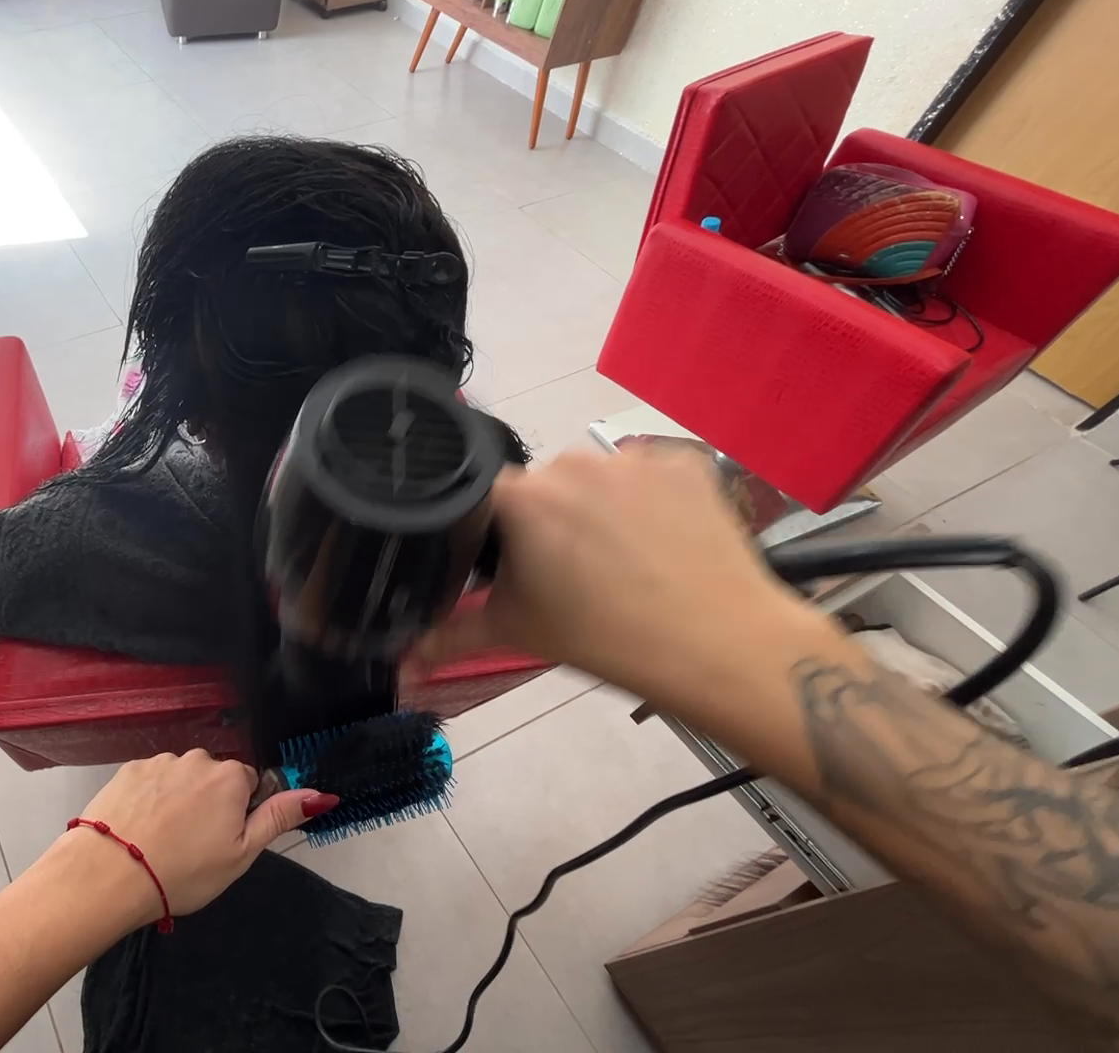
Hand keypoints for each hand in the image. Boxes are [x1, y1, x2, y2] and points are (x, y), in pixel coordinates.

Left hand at [61, 750, 333, 922]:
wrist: (109, 874)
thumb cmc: (183, 871)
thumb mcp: (242, 853)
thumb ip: (279, 817)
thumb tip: (321, 794)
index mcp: (230, 777)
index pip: (248, 784)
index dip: (238, 813)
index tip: (222, 841)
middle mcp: (196, 758)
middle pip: (213, 778)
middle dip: (209, 804)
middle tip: (192, 846)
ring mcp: (159, 762)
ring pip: (180, 779)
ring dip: (178, 801)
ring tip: (162, 842)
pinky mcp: (128, 770)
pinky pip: (150, 781)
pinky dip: (149, 800)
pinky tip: (139, 829)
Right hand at [410, 446, 821, 712]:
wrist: (717, 646)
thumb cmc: (601, 636)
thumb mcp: (514, 631)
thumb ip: (449, 635)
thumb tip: (401, 659)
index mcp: (519, 496)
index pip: (485, 501)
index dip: (493, 534)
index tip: (512, 566)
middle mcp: (569, 462)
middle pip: (542, 486)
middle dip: (546, 519)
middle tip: (566, 570)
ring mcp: (632, 458)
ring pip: (595, 478)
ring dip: (597, 507)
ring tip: (620, 557)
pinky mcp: (685, 461)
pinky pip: (649, 474)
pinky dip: (649, 500)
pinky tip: (661, 540)